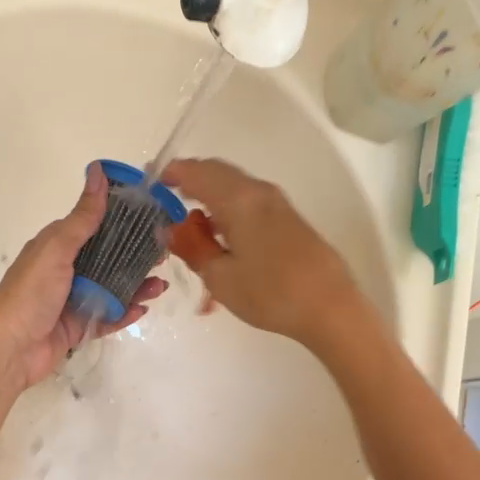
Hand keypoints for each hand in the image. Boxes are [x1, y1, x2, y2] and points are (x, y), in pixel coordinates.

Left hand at [0, 163, 166, 388]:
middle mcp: (67, 271)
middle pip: (109, 259)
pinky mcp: (78, 328)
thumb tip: (98, 171)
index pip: (95, 227)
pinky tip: (143, 308)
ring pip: (112, 290)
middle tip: (164, 256)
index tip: (152, 219)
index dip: (123, 222)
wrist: (10, 348)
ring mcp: (73, 301)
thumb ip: (83, 217)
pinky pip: (108, 318)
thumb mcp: (57, 248)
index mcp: (58, 247)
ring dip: (136, 287)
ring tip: (160, 286)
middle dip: (136, 257)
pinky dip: (125, 314)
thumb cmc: (30, 293)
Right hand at [161, 158, 369, 346]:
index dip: (172, 173)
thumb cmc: (269, 293)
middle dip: (191, 184)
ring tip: (192, 230)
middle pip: (218, 175)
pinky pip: (250, 207)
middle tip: (168, 204)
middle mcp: (259, 192)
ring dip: (211, 203)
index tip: (151, 182)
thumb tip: (170, 230)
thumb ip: (192, 249)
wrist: (328, 307)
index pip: (198, 172)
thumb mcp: (220, 278)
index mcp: (239, 199)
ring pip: (235, 192)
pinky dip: (229, 216)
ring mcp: (278, 205)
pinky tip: (222, 242)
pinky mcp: (289, 221)